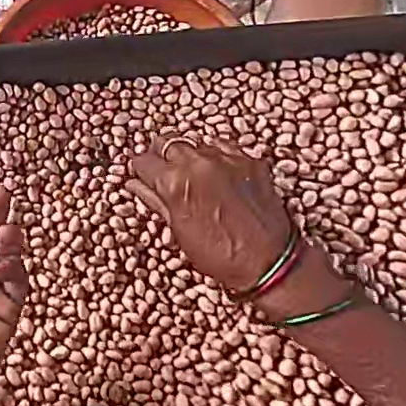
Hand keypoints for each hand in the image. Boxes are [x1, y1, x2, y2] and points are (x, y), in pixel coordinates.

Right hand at [124, 138, 293, 292]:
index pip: (143, 161)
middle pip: (166, 143)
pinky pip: (222, 147)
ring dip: (187, 155)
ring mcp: (225, 160)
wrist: (269, 262)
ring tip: (191, 175)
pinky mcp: (248, 161)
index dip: (141, 170)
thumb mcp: (178, 228)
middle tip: (164, 173)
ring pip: (193, 143)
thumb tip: (136, 184)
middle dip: (161, 156)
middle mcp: (197, 164)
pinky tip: (215, 172)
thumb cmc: (221, 253)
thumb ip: (155, 199)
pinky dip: (214, 155)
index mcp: (173, 182)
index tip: (144, 176)